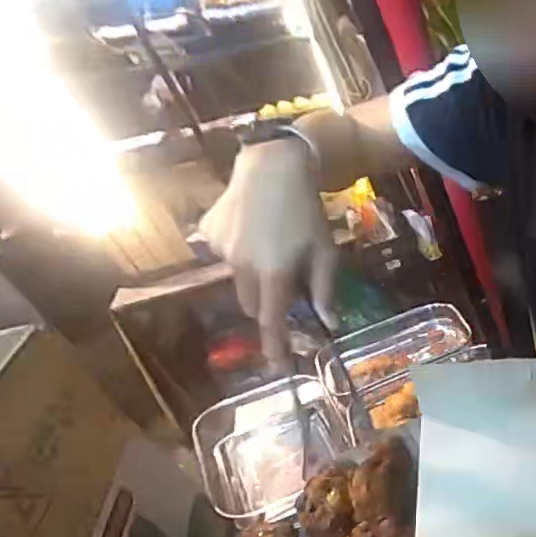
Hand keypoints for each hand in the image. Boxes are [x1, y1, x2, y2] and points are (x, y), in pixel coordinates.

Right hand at [199, 137, 339, 366]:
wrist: (271, 169)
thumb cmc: (308, 214)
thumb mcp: (327, 254)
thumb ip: (325, 290)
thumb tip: (329, 323)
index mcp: (274, 274)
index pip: (271, 321)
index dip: (276, 346)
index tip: (279, 367)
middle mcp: (241, 267)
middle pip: (252, 304)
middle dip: (267, 305)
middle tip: (287, 288)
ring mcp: (219, 250)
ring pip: (238, 281)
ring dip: (255, 278)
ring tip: (274, 249)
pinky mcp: (206, 233)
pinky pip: (225, 256)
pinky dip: (240, 254)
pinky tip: (255, 230)